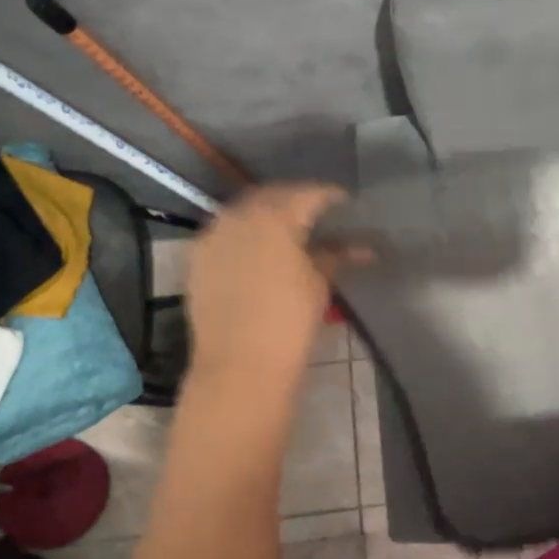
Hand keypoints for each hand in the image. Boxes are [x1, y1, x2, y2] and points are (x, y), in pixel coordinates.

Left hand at [185, 185, 350, 385]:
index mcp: (275, 218)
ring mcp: (213, 236)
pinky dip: (246, 233)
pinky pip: (226, 233)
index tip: (346, 201)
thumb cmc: (290, 322)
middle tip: (319, 211)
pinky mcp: (198, 258)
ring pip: (244, 212)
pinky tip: (261, 249)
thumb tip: (361, 248)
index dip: (330, 195)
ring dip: (268, 214)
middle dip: (296, 199)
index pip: (308, 194)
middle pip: (271, 196)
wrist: (240, 364)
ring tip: (290, 229)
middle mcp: (239, 217)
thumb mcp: (319, 284)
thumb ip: (335, 256)